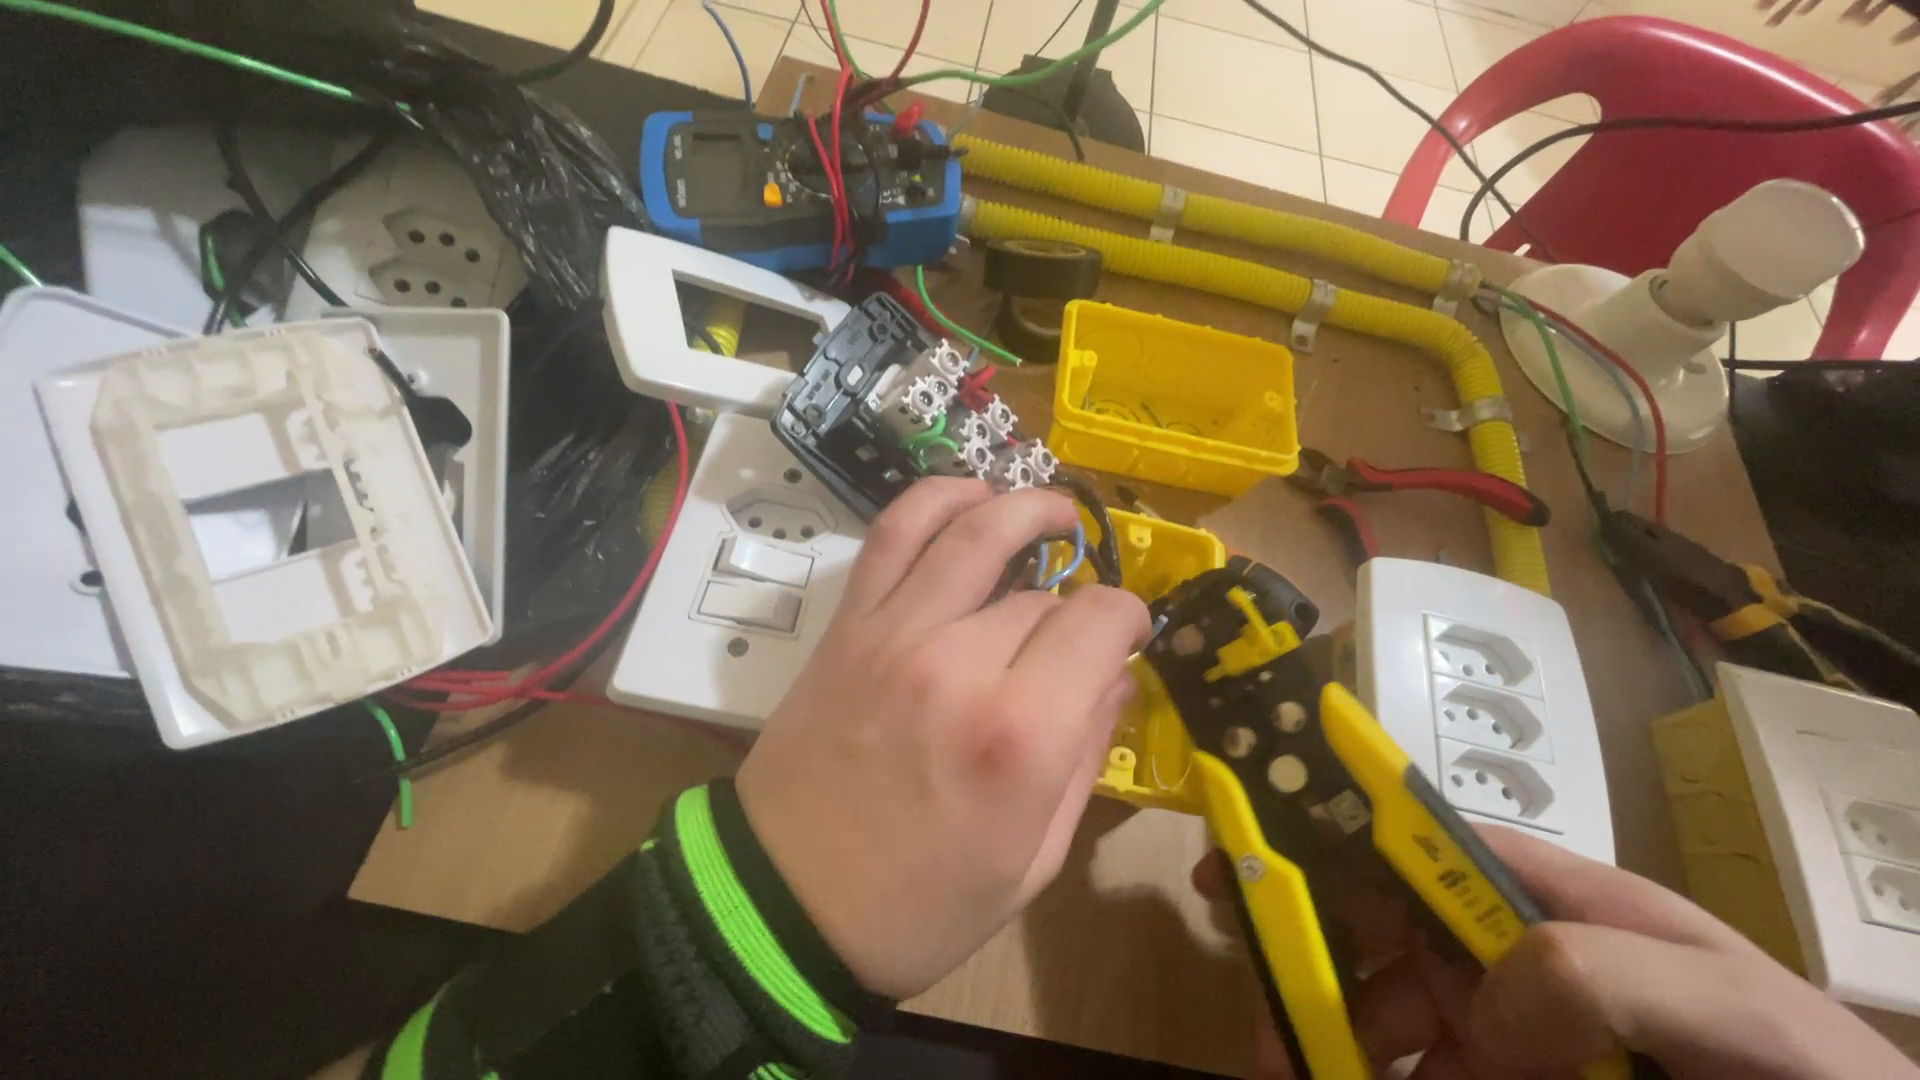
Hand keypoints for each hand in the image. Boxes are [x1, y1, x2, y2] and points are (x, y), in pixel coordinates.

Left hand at [737, 478, 1149, 999]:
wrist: (787, 905)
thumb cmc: (923, 902)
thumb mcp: (1035, 858)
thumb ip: (1085, 756)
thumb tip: (1116, 678)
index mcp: (1021, 736)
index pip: (1099, 623)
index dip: (1128, 618)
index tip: (1126, 636)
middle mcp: (961, 664)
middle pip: (1042, 594)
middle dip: (1074, 604)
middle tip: (1076, 626)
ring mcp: (896, 634)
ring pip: (974, 533)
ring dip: (1023, 508)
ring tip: (1050, 512)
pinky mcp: (849, 626)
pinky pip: (893, 535)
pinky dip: (936, 499)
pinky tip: (970, 495)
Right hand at [1197, 827, 1919, 1078]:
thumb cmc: (1813, 1078)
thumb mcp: (1731, 1006)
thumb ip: (1599, 973)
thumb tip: (1478, 1010)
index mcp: (1538, 895)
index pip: (1410, 845)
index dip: (1321, 840)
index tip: (1246, 866)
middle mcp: (1503, 946)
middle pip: (1373, 929)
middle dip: (1305, 960)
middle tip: (1265, 1025)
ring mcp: (1504, 1024)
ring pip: (1381, 1008)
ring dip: (1326, 1035)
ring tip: (1290, 1072)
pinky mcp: (1502, 1079)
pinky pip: (1418, 1067)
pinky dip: (1369, 1072)